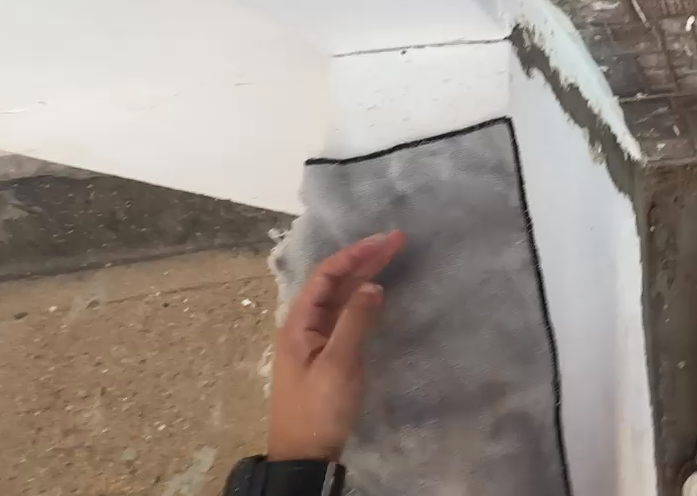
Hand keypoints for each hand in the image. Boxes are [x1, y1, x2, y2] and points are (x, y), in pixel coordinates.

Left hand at [268, 229, 405, 460]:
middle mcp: (305, 325)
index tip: (385, 241)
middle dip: (365, 258)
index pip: (325, 275)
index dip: (354, 254)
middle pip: (335, 281)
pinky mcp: (330, 351)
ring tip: (394, 253)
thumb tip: (373, 284)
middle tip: (398, 240)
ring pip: (342, 294)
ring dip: (366, 273)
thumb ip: (355, 321)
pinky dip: (365, 294)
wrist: (305, 456)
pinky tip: (380, 287)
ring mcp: (317, 338)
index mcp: (298, 324)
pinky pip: (347, 311)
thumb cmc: (318, 408)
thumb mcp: (338, 364)